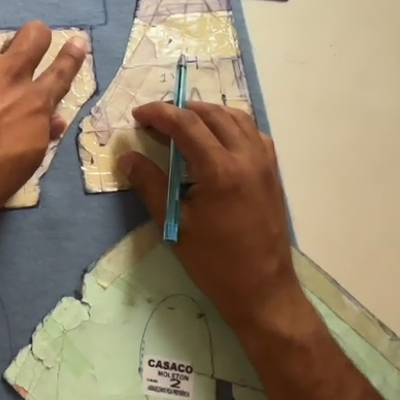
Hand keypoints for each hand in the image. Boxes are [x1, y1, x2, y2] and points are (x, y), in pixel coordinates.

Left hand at [0, 8, 86, 221]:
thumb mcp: (30, 159)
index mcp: (36, 100)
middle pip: (33, 34)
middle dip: (34, 35)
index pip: (62, 70)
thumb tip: (54, 119)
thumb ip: (43, 132)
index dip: (72, 54)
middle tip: (23, 44)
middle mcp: (10, 73)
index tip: (77, 41)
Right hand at [119, 102, 304, 330]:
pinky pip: (253, 133)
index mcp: (220, 169)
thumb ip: (150, 185)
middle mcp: (246, 157)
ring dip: (207, 113)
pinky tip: (217, 141)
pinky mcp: (272, 172)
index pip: (186, 124)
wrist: (262, 289)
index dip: (159, 113)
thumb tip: (126, 157)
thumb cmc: (214, 262)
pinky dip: (232, 126)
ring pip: (236, 118)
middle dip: (180, 110)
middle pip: (211, 114)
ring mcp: (264, 162)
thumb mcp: (175, 224)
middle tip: (156, 122)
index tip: (138, 115)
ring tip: (184, 125)